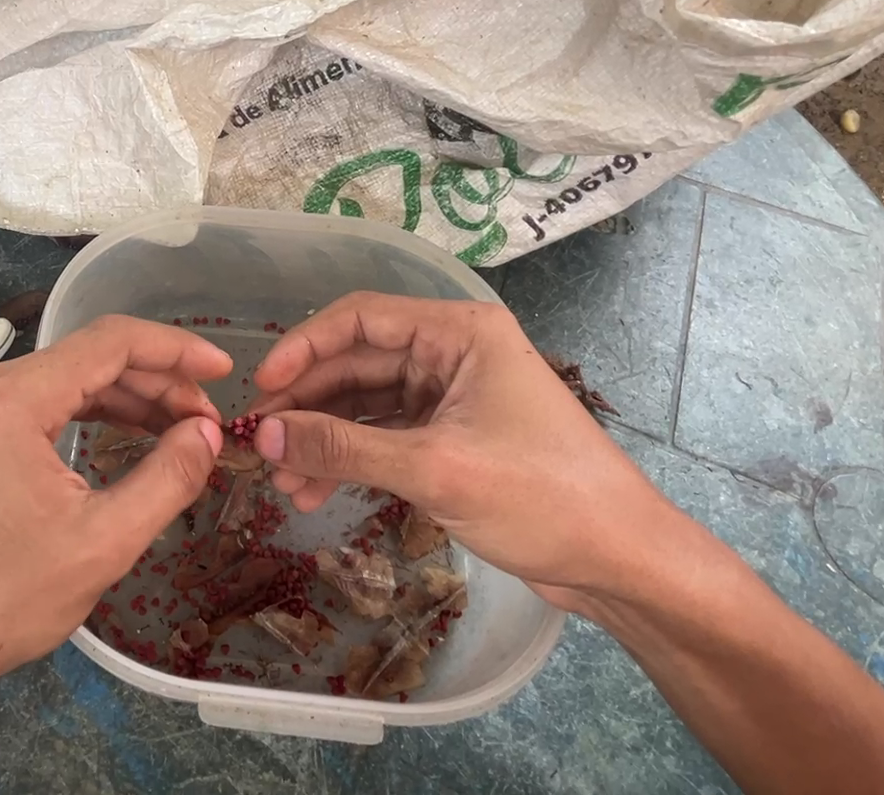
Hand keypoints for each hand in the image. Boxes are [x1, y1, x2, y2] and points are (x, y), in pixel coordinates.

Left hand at [0, 315, 231, 697]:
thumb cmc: (2, 599)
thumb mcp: (102, 542)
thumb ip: (167, 478)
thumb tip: (208, 434)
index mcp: (16, 397)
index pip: (112, 342)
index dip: (176, 349)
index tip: (225, 370)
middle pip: (92, 356)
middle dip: (158, 381)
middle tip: (209, 420)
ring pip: (71, 378)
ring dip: (130, 398)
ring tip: (183, 429)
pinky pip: (47, 403)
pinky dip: (95, 413)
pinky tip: (132, 434)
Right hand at [249, 293, 686, 608]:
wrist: (624, 564)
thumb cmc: (541, 497)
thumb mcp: (433, 468)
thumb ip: (341, 448)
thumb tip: (262, 438)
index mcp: (457, 333)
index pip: (359, 319)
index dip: (302, 348)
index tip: (261, 389)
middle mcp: (448, 353)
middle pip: (354, 364)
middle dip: (306, 406)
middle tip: (259, 445)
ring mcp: (446, 396)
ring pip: (362, 404)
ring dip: (321, 439)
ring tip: (281, 482)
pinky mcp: (446, 436)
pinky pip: (380, 436)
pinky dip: (347, 460)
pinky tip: (313, 492)